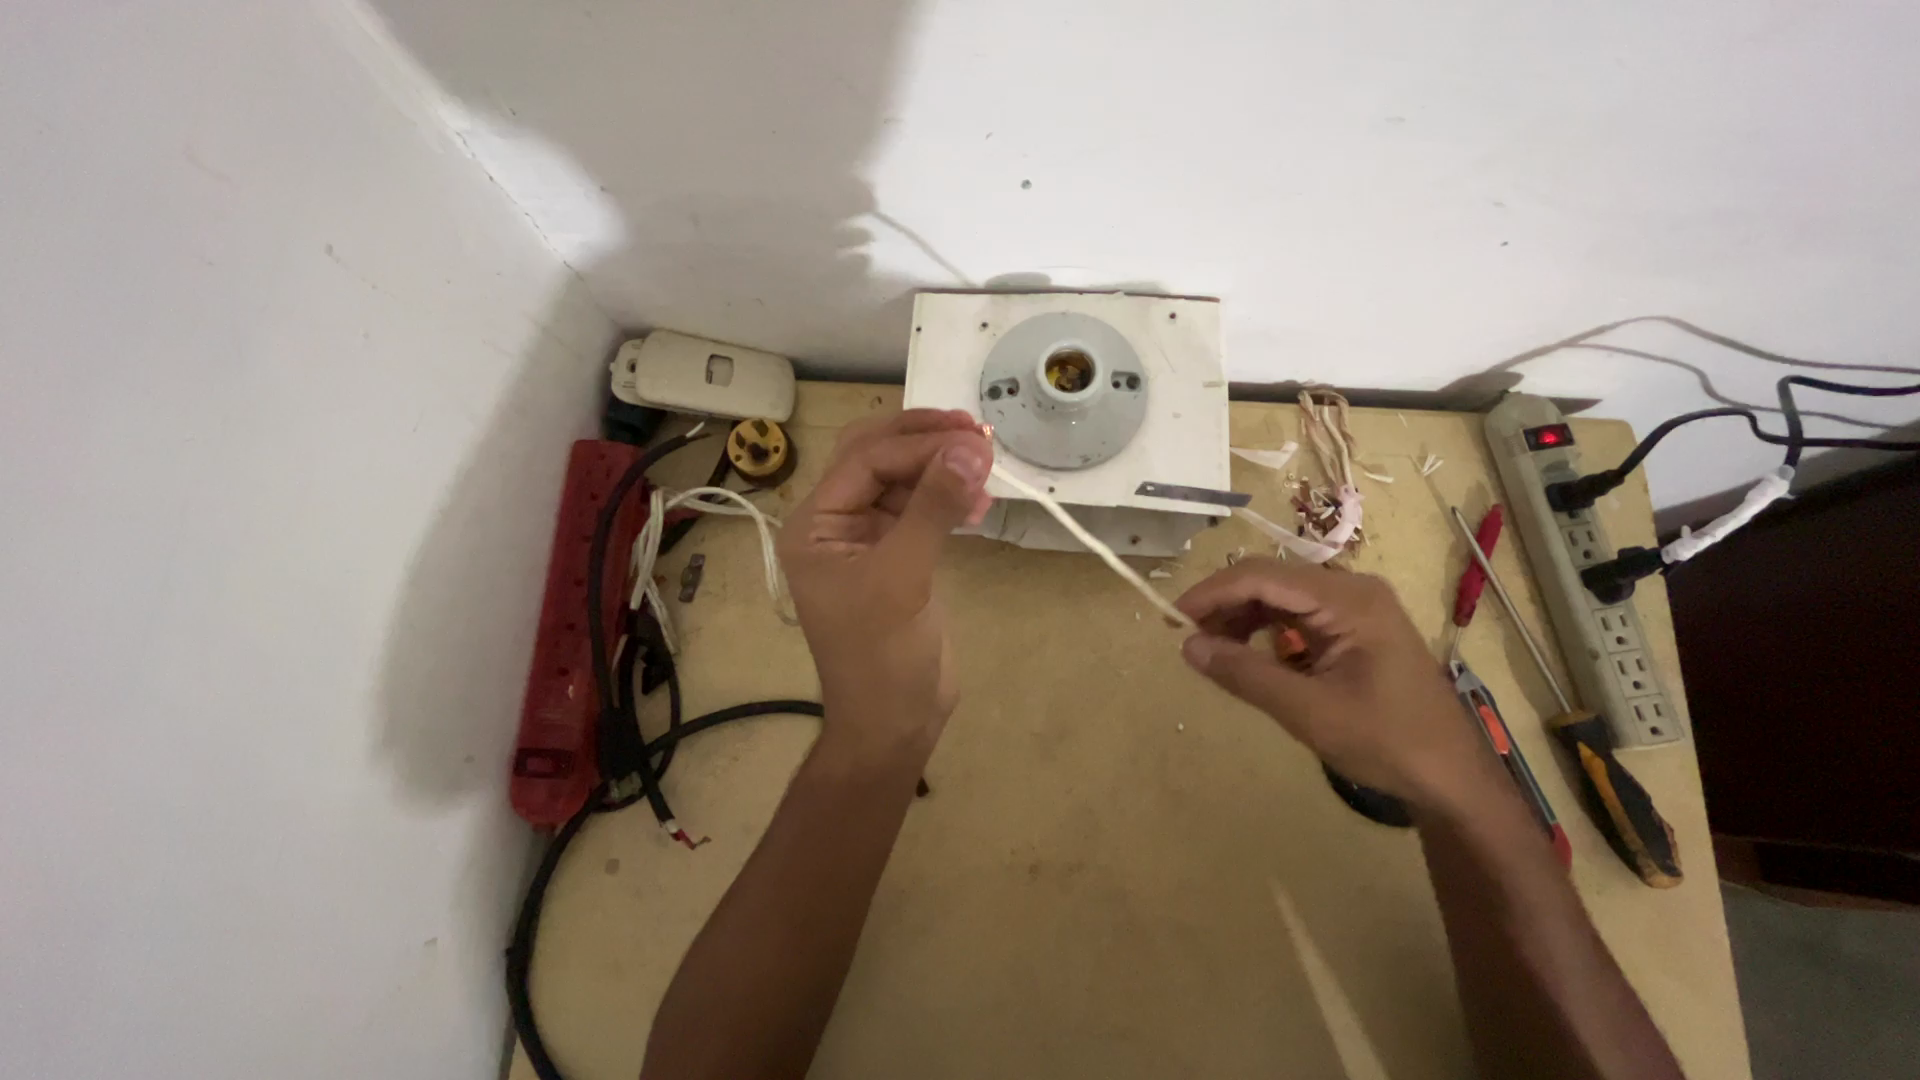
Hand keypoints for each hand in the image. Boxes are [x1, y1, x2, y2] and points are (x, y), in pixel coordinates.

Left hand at [778, 409, 992, 755]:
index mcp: (815, 525)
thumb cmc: (882, 655)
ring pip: (902, 483)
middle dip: (924, 441)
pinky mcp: (898, 559)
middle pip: (877, 459)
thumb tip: (970, 448)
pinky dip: (948, 501)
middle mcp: (835, 525)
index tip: (974, 441)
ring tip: (987, 465)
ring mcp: (868, 542)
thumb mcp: (902, 577)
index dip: (919, 444)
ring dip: (941, 470)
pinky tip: (979, 501)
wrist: (893, 722)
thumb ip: (932, 508)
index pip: (866, 461)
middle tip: (976, 431)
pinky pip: (920, 512)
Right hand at [1175, 559, 1488, 806]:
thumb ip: (1245, 674)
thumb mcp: (1307, 711)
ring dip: (1241, 617)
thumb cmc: (1386, 742)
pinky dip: (1265, 631)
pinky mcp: (1355, 629)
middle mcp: (1353, 590)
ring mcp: (1356, 608)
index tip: (1172, 620)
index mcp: (1349, 599)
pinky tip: (1247, 655)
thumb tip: (1188, 646)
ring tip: (1211, 649)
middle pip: (1270, 579)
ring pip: (1280, 596)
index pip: (1262, 576)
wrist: (1452, 777)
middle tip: (1186, 637)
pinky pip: (1297, 615)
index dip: (1211, 593)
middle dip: (1223, 604)